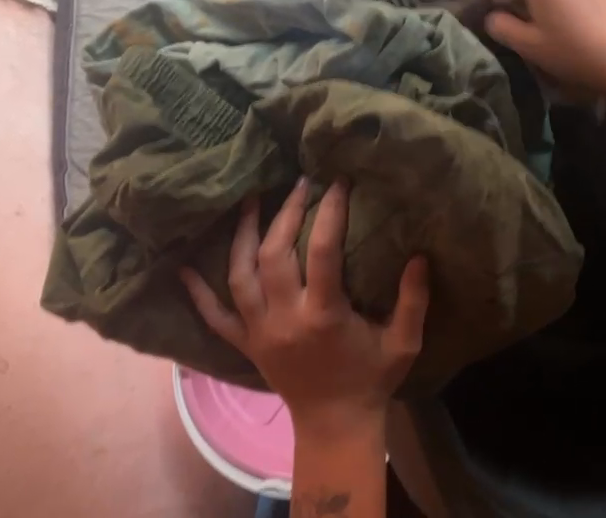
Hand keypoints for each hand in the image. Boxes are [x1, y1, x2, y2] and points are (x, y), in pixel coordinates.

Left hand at [180, 178, 428, 437]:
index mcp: (324, 315)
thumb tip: (420, 254)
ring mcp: (259, 332)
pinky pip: (214, 318)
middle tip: (300, 181)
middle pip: (274, 254)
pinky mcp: (245, 345)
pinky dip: (198, 292)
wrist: (335, 425)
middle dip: (286, 212)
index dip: (329, 211)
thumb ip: (414, 299)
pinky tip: (185, 268)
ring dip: (243, 235)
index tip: (338, 181)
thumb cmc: (372, 379)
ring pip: (239, 276)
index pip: (322, 251)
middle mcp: (284, 319)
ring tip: (251, 200)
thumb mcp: (405, 342)